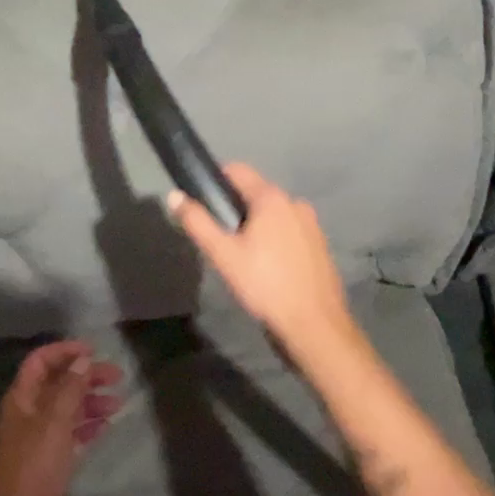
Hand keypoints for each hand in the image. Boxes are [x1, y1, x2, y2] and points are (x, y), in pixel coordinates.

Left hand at [0, 341, 122, 495]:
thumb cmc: (35, 470)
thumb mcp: (54, 424)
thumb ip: (69, 389)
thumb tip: (81, 358)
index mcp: (19, 399)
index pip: (39, 361)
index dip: (64, 351)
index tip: (94, 350)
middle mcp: (24, 414)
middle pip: (55, 385)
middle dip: (84, 377)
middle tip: (117, 377)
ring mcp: (34, 440)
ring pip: (64, 410)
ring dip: (89, 402)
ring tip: (117, 404)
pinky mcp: (45, 463)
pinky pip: (67, 435)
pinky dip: (85, 427)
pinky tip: (104, 427)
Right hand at [168, 163, 354, 348]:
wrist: (314, 325)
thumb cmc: (265, 285)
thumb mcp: (223, 255)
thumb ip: (197, 222)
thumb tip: (174, 195)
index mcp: (271, 198)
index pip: (238, 170)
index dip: (215, 180)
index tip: (202, 201)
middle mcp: (294, 202)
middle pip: (256, 192)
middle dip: (235, 208)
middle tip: (220, 238)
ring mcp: (311, 223)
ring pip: (273, 214)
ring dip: (256, 225)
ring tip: (243, 256)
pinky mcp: (320, 245)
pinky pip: (289, 230)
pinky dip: (275, 239)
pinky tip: (268, 267)